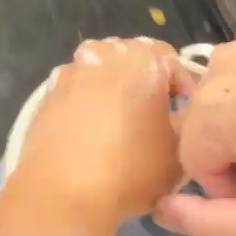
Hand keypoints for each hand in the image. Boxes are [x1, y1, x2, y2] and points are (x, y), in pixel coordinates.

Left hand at [5, 37, 188, 224]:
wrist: (65, 183)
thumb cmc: (133, 166)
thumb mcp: (181, 150)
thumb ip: (186, 121)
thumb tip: (179, 113)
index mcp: (141, 59)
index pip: (171, 58)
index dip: (183, 87)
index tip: (186, 116)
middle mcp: (104, 52)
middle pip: (132, 56)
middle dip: (147, 80)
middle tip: (157, 117)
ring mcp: (72, 67)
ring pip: (103, 67)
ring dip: (116, 86)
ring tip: (124, 123)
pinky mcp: (49, 86)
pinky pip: (79, 85)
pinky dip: (89, 98)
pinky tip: (93, 128)